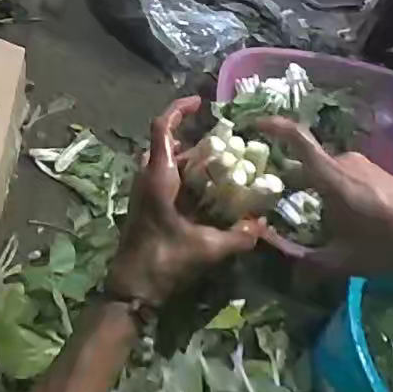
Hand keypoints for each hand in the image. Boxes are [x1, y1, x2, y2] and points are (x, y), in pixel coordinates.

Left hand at [107, 96, 263, 304]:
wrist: (131, 288)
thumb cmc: (163, 261)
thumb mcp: (205, 249)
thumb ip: (237, 237)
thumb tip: (262, 226)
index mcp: (158, 176)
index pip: (161, 128)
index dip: (179, 109)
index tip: (200, 103)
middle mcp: (147, 177)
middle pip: (166, 143)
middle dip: (192, 138)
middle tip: (222, 144)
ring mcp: (143, 190)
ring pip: (165, 161)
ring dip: (188, 159)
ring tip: (219, 165)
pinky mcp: (145, 203)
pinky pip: (163, 178)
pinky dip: (183, 176)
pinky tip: (206, 192)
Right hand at [254, 117, 392, 276]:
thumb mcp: (346, 260)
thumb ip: (306, 260)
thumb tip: (272, 252)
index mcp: (333, 176)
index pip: (297, 139)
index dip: (273, 127)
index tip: (251, 124)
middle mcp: (346, 162)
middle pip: (306, 163)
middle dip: (286, 180)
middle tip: (270, 202)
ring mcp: (364, 166)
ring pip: (325, 172)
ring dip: (311, 189)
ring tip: (304, 219)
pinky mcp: (378, 174)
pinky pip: (343, 177)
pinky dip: (330, 192)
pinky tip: (337, 220)